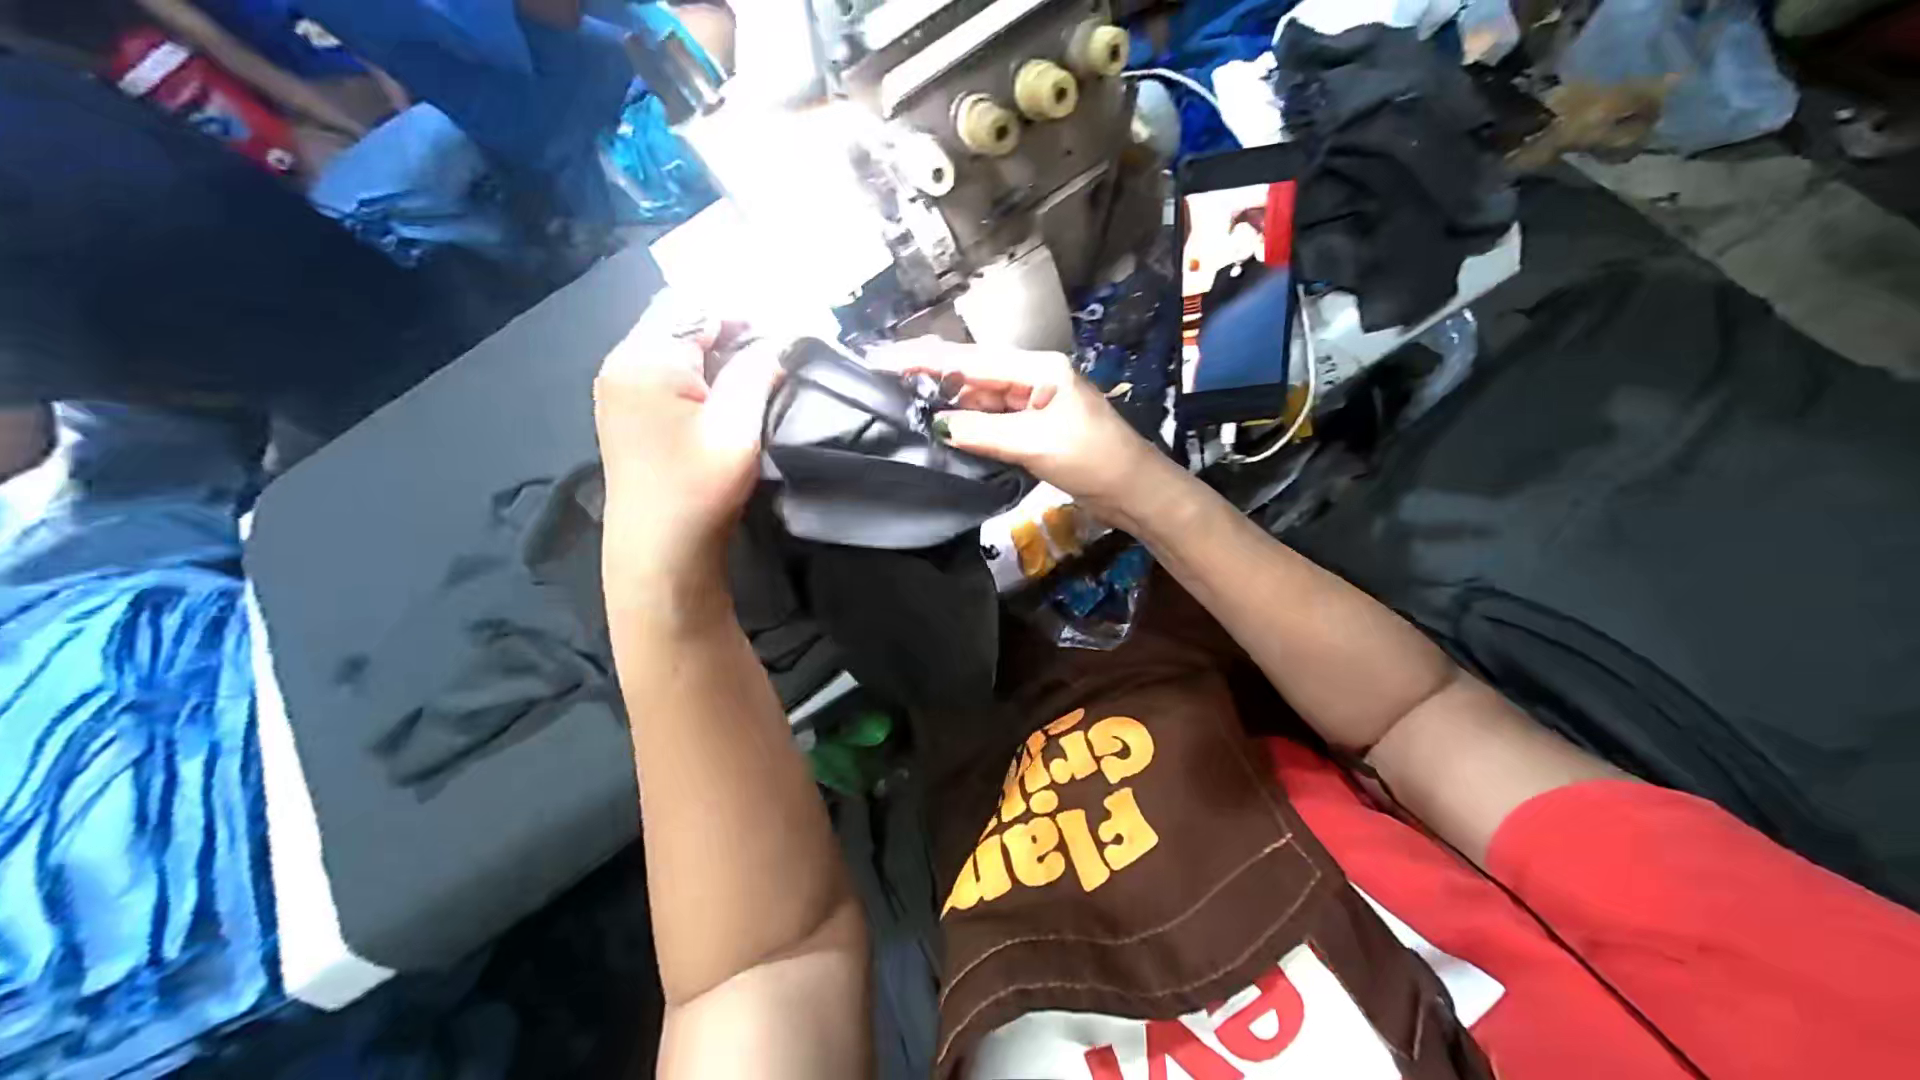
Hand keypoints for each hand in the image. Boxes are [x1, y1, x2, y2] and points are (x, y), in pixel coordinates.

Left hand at [594, 296, 782, 589]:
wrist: (658, 551)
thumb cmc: (697, 489)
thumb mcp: (736, 427)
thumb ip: (756, 373)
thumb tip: (776, 341)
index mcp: (644, 359)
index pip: (696, 309)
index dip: (743, 315)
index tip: (783, 335)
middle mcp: (622, 362)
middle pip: (680, 321)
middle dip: (729, 330)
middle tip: (773, 355)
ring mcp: (619, 386)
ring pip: (673, 345)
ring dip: (715, 351)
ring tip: (756, 372)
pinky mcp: (627, 409)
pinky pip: (665, 369)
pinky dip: (698, 371)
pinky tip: (724, 392)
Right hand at [872, 339, 1174, 525]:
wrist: (1133, 490)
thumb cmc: (1092, 459)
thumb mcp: (1036, 444)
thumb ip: (983, 432)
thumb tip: (938, 426)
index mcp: (1038, 369)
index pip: (972, 360)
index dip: (927, 359)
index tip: (886, 357)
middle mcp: (1033, 378)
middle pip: (973, 374)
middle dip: (932, 377)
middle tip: (886, 382)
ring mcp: (1032, 403)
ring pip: (980, 398)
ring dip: (948, 402)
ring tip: (905, 403)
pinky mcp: (1032, 428)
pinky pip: (991, 419)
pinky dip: (968, 423)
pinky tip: (942, 426)